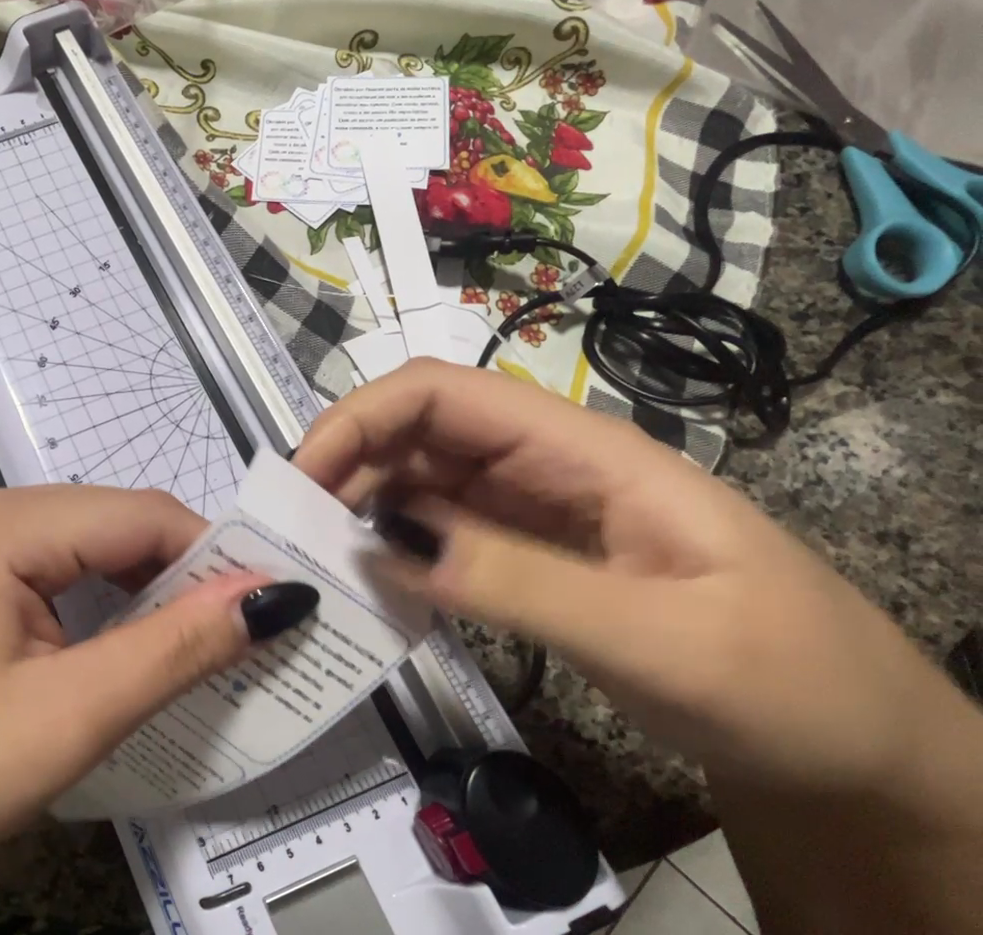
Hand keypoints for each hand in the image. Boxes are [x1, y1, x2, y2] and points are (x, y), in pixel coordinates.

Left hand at [0, 486, 318, 934]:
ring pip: (88, 547)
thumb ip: (176, 647)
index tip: (275, 610)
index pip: (141, 514)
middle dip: (180, 576)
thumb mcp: (74, 714)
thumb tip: (272, 595)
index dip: (215, 557)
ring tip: (193, 649)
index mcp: (3, 524)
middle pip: (114, 524)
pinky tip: (123, 646)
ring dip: (143, 592)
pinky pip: (53, 569)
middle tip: (241, 640)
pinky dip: (100, 603)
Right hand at [291, 359, 980, 800]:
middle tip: (293, 532)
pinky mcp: (528, 559)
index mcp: (584, 452)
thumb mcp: (658, 637)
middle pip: (418, 430)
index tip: (300, 482)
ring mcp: (535, 514)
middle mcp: (547, 467)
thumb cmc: (788, 683)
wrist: (857, 757)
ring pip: (420, 481)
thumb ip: (515, 583)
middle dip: (344, 462)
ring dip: (360, 507)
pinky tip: (367, 584)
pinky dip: (393, 550)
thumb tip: (379, 542)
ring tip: (316, 559)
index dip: (358, 418)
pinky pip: (440, 536)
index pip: (441, 394)